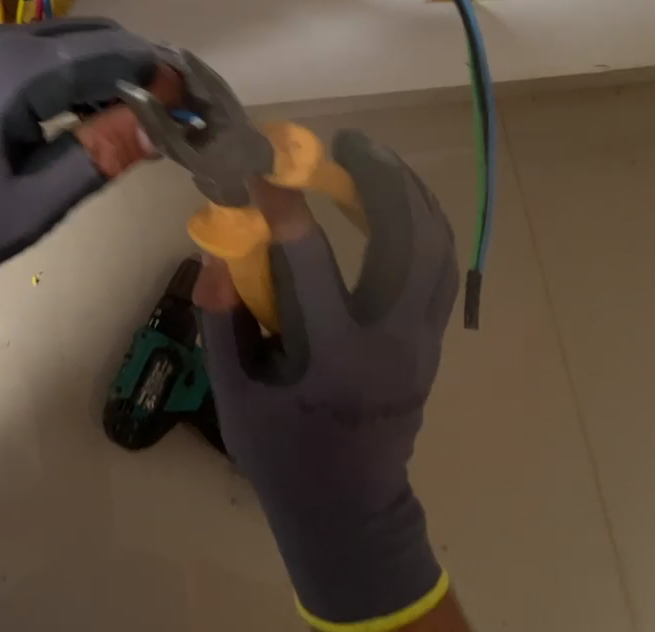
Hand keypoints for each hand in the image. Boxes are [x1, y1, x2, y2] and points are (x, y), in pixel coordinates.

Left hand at [0, 18, 168, 326]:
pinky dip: (70, 77)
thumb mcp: (27, 206)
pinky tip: (83, 116)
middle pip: (91, 39)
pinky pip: (35, 57)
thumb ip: (95, 158)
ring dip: (105, 73)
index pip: (111, 54)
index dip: (160, 76)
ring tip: (137, 121)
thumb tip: (157, 120)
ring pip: (64, 44)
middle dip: (138, 70)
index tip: (196, 106)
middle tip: (173, 118)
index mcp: (12, 72)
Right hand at [196, 129, 459, 627]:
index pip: (311, 265)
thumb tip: (216, 251)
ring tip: (372, 157)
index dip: (284, 208)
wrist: (350, 510)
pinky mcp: (430, 343)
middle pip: (407, 242)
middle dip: (380, 181)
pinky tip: (392, 200)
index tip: (261, 168)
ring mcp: (421, 342)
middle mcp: (392, 342)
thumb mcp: (233, 394)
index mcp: (335, 359)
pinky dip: (421, 223)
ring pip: (437, 249)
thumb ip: (221, 320)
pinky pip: (438, 268)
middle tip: (345, 143)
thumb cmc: (282, 455)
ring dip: (408, 193)